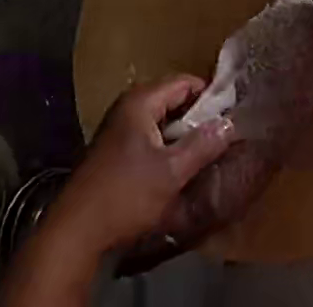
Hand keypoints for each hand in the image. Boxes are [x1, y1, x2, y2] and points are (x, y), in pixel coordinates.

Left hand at [42, 75, 235, 257]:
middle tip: (226, 134)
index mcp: (140, 101)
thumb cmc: (126, 193)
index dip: (210, 94)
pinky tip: (183, 166)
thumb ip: (201, 146)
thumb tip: (229, 123)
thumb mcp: (171, 172)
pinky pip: (152, 137)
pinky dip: (169, 146)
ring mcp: (120, 128)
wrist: (78, 229)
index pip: (183, 82)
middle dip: (199, 116)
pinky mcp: (117, 150)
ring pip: (163, 121)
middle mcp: (129, 107)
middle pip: (173, 100)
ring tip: (210, 151)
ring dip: (184, 134)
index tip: (233, 111)